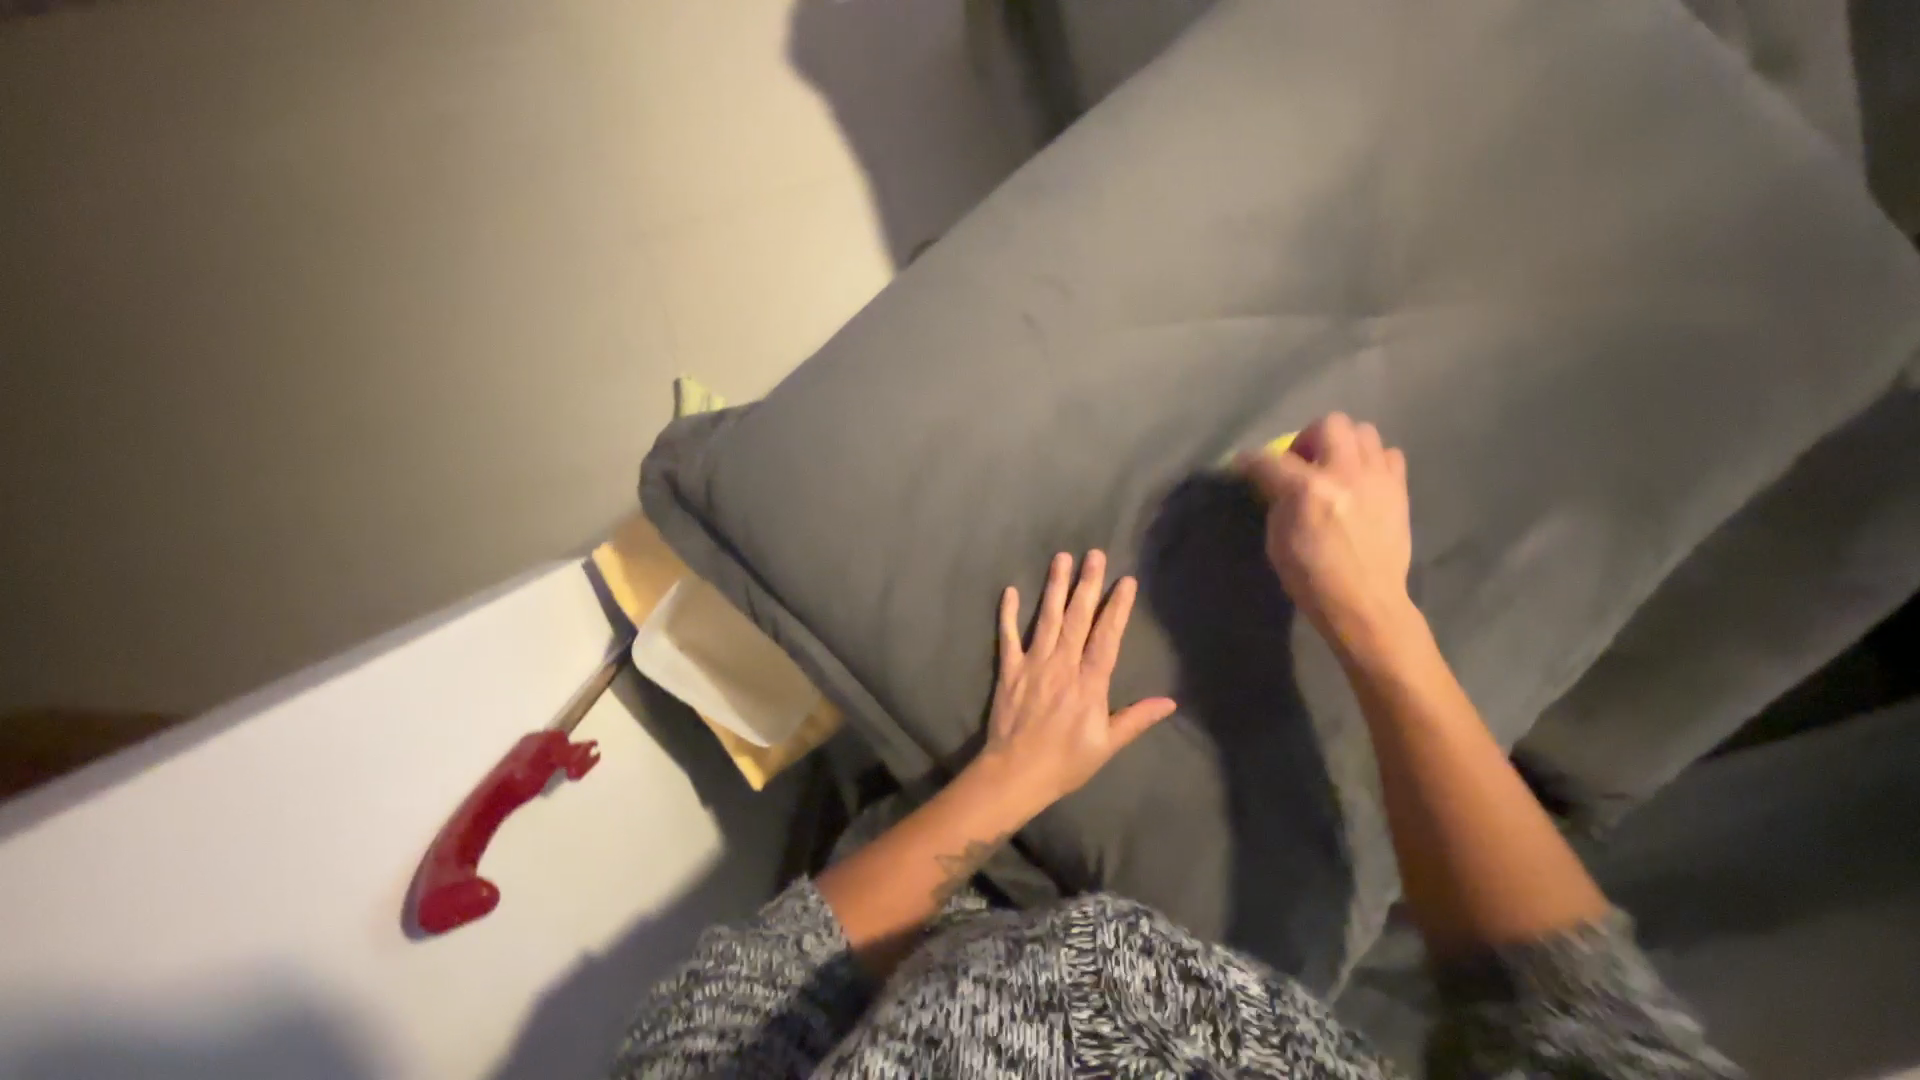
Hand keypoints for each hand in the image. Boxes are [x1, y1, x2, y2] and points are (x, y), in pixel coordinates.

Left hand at [971, 550, 1177, 810]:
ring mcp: (1033, 665)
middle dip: (1087, 585)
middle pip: (1077, 619)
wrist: (1015, 774)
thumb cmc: (1065, 762)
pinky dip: (1008, 614)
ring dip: (1054, 587)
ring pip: (1046, 619)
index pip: (1106, 637)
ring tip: (1061, 558)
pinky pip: (1008, 637)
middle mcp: (1062, 666)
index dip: (1117, 608)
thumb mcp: (1107, 745)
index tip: (1125, 581)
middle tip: (1093, 554)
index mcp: (1089, 683)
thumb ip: (1135, 719)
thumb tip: (1169, 702)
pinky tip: (1011, 590)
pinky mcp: (1009, 670)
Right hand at [1237, 413, 1413, 647]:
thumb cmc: (1311, 578)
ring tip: (1334, 468)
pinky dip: (1372, 460)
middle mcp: (1344, 473)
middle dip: (1307, 438)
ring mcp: (1376, 478)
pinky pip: (1388, 454)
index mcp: (1307, 489)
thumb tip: (1277, 485)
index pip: (1269, 459)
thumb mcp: (1277, 541)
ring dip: (1342, 444)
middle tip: (1301, 463)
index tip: (1243, 464)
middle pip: (1328, 423)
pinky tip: (1361, 481)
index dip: (1250, 460)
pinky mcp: (1398, 489)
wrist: (1365, 602)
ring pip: (1363, 431)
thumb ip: (1278, 503)